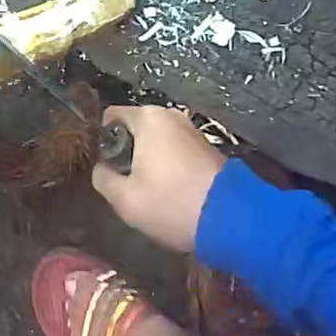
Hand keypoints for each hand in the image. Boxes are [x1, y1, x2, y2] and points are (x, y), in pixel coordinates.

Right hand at [90, 106, 226, 252]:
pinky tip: (172, 190)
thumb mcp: (124, 199)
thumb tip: (102, 168)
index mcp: (147, 117)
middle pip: (134, 128)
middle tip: (125, 181)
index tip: (105, 166)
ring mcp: (192, 129)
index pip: (109, 117)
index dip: (102, 141)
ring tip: (150, 190)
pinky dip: (169, 164)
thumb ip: (102, 177)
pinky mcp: (208, 146)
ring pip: (156, 140)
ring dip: (149, 159)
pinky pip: (176, 149)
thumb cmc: (171, 203)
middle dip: (126, 151)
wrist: (234, 221)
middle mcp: (170, 115)